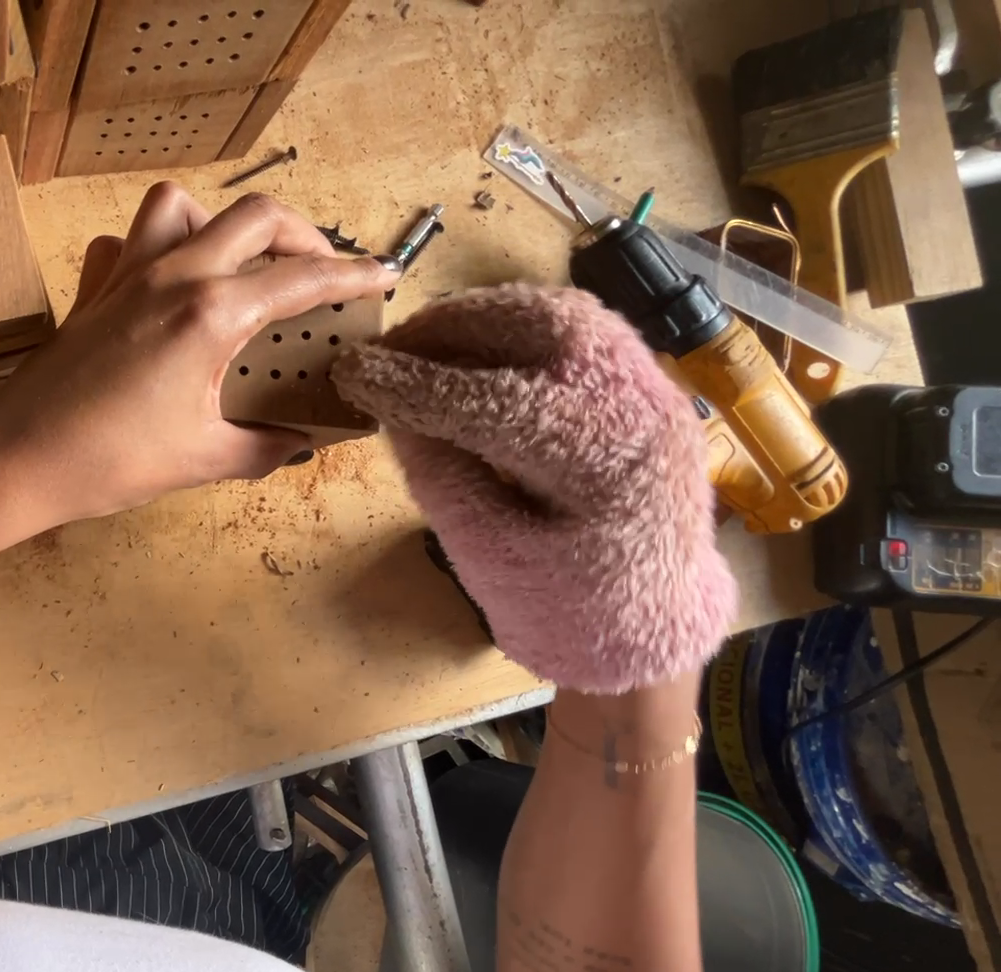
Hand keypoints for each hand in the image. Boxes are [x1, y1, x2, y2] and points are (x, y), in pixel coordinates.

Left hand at [0, 183, 398, 529]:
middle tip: (319, 270)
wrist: (19, 463)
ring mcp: (122, 277)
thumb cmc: (110, 463)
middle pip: (254, 216)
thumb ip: (264, 448)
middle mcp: (170, 277)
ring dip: (219, 221)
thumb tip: (300, 442)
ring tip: (236, 262)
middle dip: (301, 234)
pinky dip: (150, 247)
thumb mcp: (203, 460)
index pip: (301, 278)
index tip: (383, 277)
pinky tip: (161, 282)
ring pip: (180, 206)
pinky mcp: (88, 292)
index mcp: (209, 314)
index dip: (353, 276)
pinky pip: (122, 243)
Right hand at [331, 285, 735, 693]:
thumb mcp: (487, 556)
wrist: (649, 625)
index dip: (413, 385)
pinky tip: (460, 352)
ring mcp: (650, 391)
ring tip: (415, 345)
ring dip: (478, 320)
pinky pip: (572, 333)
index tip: (350, 372)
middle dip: (450, 328)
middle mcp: (643, 411)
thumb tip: (395, 413)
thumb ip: (440, 478)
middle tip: (383, 349)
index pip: (495, 404)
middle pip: (544, 328)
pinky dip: (507, 330)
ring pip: (561, 316)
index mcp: (606, 470)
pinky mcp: (636, 389)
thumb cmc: (564, 607)